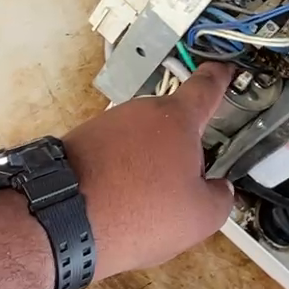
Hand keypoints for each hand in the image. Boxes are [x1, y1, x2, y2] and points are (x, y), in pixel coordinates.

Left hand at [61, 63, 235, 279]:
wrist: (63, 219)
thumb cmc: (137, 211)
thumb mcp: (199, 216)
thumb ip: (221, 197)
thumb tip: (220, 189)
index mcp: (176, 119)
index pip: (207, 86)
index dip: (221, 76)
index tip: (226, 69)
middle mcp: (141, 111)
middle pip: (173, 123)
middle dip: (182, 151)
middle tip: (185, 187)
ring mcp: (109, 122)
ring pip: (143, 142)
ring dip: (150, 166)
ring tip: (146, 206)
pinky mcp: (84, 140)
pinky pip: (116, 155)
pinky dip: (123, 174)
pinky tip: (121, 204)